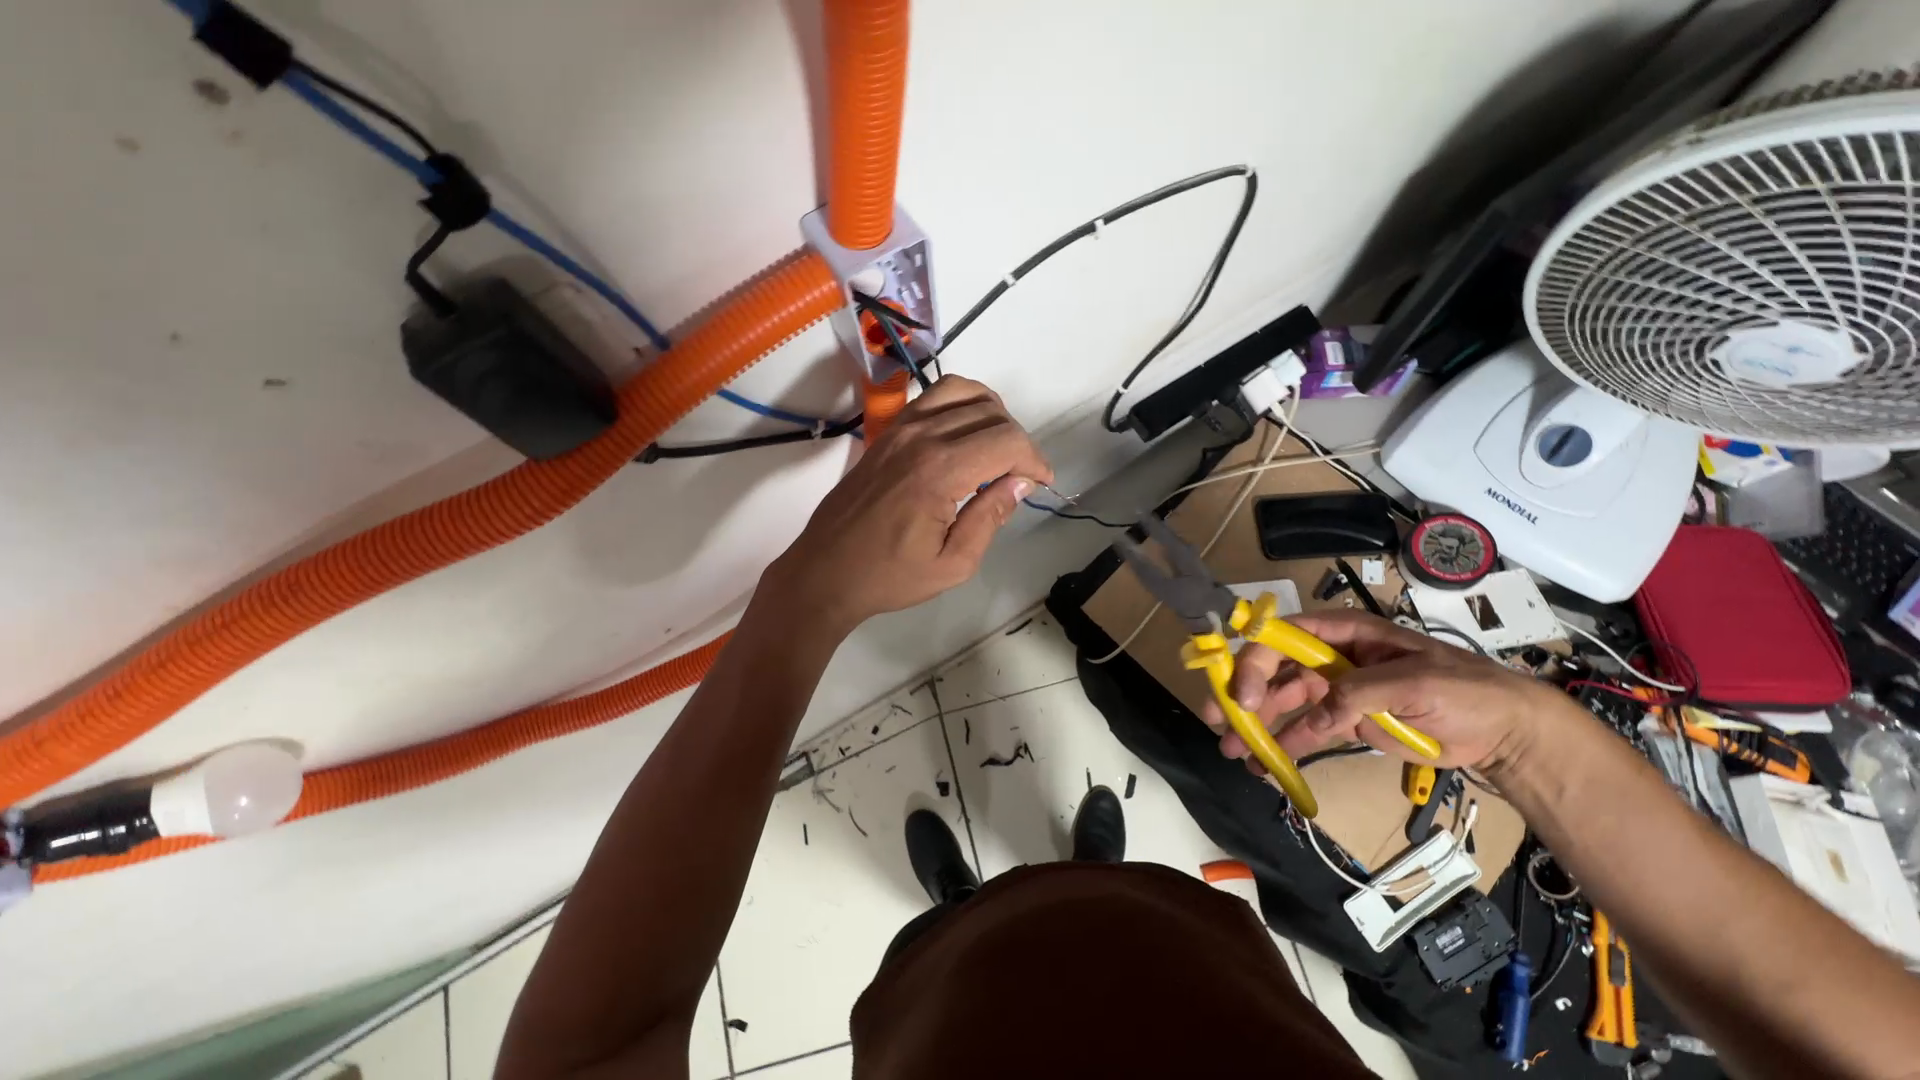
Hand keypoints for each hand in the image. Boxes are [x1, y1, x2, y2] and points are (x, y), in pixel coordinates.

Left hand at [762, 376, 1051, 634]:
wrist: (825, 572)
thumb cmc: (889, 577)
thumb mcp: (953, 564)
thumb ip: (990, 518)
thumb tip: (1020, 482)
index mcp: (939, 471)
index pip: (1007, 441)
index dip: (1034, 459)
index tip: (1041, 483)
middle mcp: (921, 437)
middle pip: (990, 412)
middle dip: (1018, 440)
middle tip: (1021, 475)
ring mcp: (900, 428)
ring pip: (962, 390)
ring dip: (991, 412)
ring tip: (998, 449)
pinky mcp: (888, 431)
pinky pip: (933, 397)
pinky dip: (961, 404)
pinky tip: (966, 437)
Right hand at [1197, 610, 1572, 774]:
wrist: (1502, 730)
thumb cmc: (1465, 691)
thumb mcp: (1415, 684)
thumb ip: (1359, 694)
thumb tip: (1316, 716)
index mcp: (1347, 634)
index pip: (1287, 636)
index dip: (1256, 659)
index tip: (1240, 694)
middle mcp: (1333, 657)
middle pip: (1274, 669)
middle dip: (1242, 693)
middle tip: (1219, 721)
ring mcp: (1336, 690)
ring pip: (1282, 701)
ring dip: (1255, 723)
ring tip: (1233, 749)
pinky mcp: (1345, 722)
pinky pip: (1304, 730)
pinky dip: (1282, 745)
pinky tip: (1263, 764)